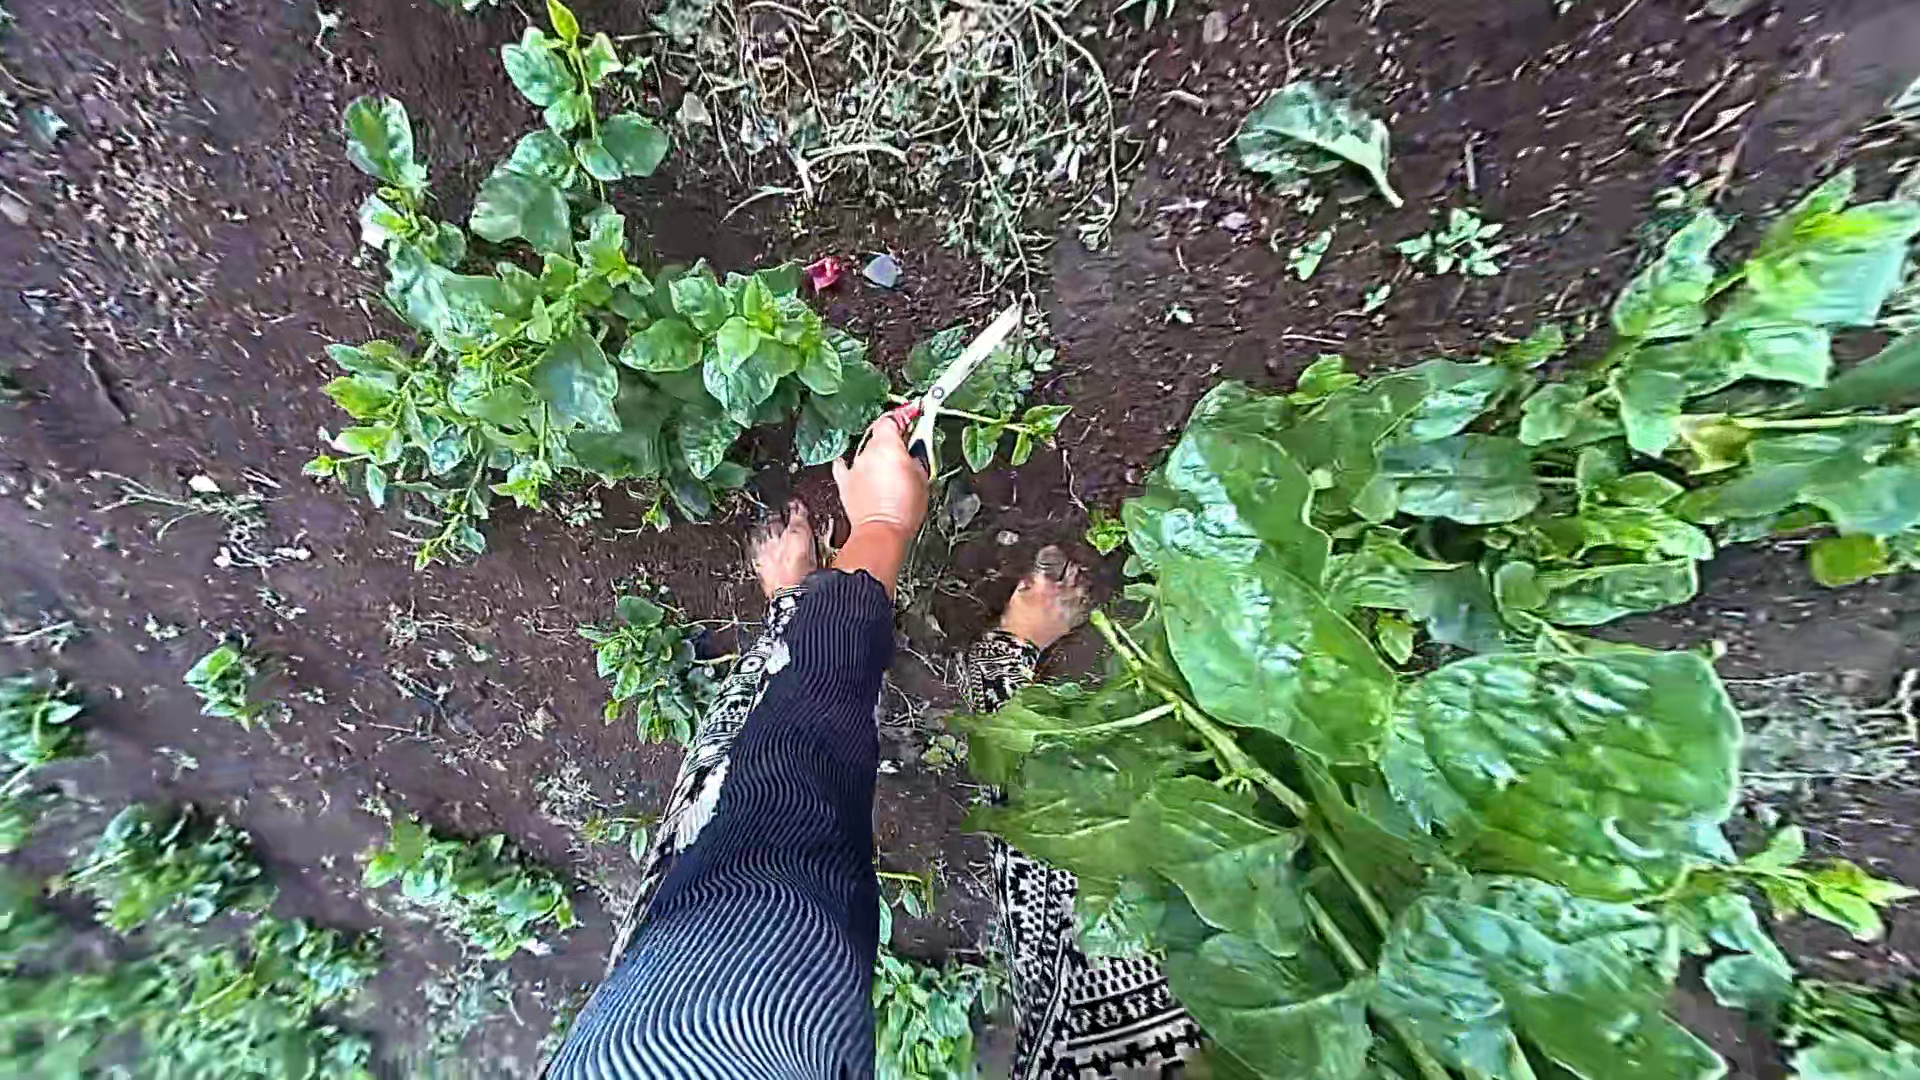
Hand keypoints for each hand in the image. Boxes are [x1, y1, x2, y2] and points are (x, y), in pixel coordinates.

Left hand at [832, 412, 928, 538]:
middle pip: (879, 435)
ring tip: (891, 469)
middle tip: (908, 447)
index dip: (904, 416)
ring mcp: (854, 467)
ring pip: (866, 452)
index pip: (892, 418)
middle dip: (893, 439)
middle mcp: (867, 452)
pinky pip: (845, 467)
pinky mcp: (845, 483)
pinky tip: (859, 469)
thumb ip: (918, 455)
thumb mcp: (923, 477)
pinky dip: (854, 467)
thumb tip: (918, 446)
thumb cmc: (903, 508)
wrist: (882, 532)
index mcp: (887, 444)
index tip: (913, 416)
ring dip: (878, 456)